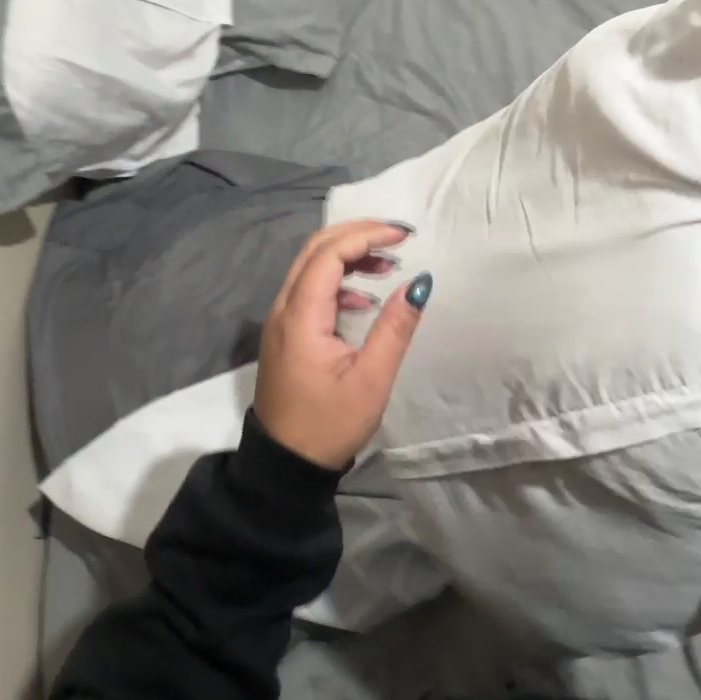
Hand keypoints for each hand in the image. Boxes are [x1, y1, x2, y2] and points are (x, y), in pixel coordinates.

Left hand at [255, 220, 433, 469]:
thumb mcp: (372, 379)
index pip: (329, 254)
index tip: (404, 236)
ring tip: (388, 265)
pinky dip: (338, 279)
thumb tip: (420, 282)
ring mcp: (280, 320)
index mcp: (300, 317)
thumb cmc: (330, 423)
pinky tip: (365, 299)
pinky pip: (309, 288)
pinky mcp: (285, 333)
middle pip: (314, 249)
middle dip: (356, 235)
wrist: (285, 465)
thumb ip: (395, 327)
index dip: (366, 235)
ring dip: (348, 256)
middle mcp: (283, 309)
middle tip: (397, 238)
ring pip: (310, 266)